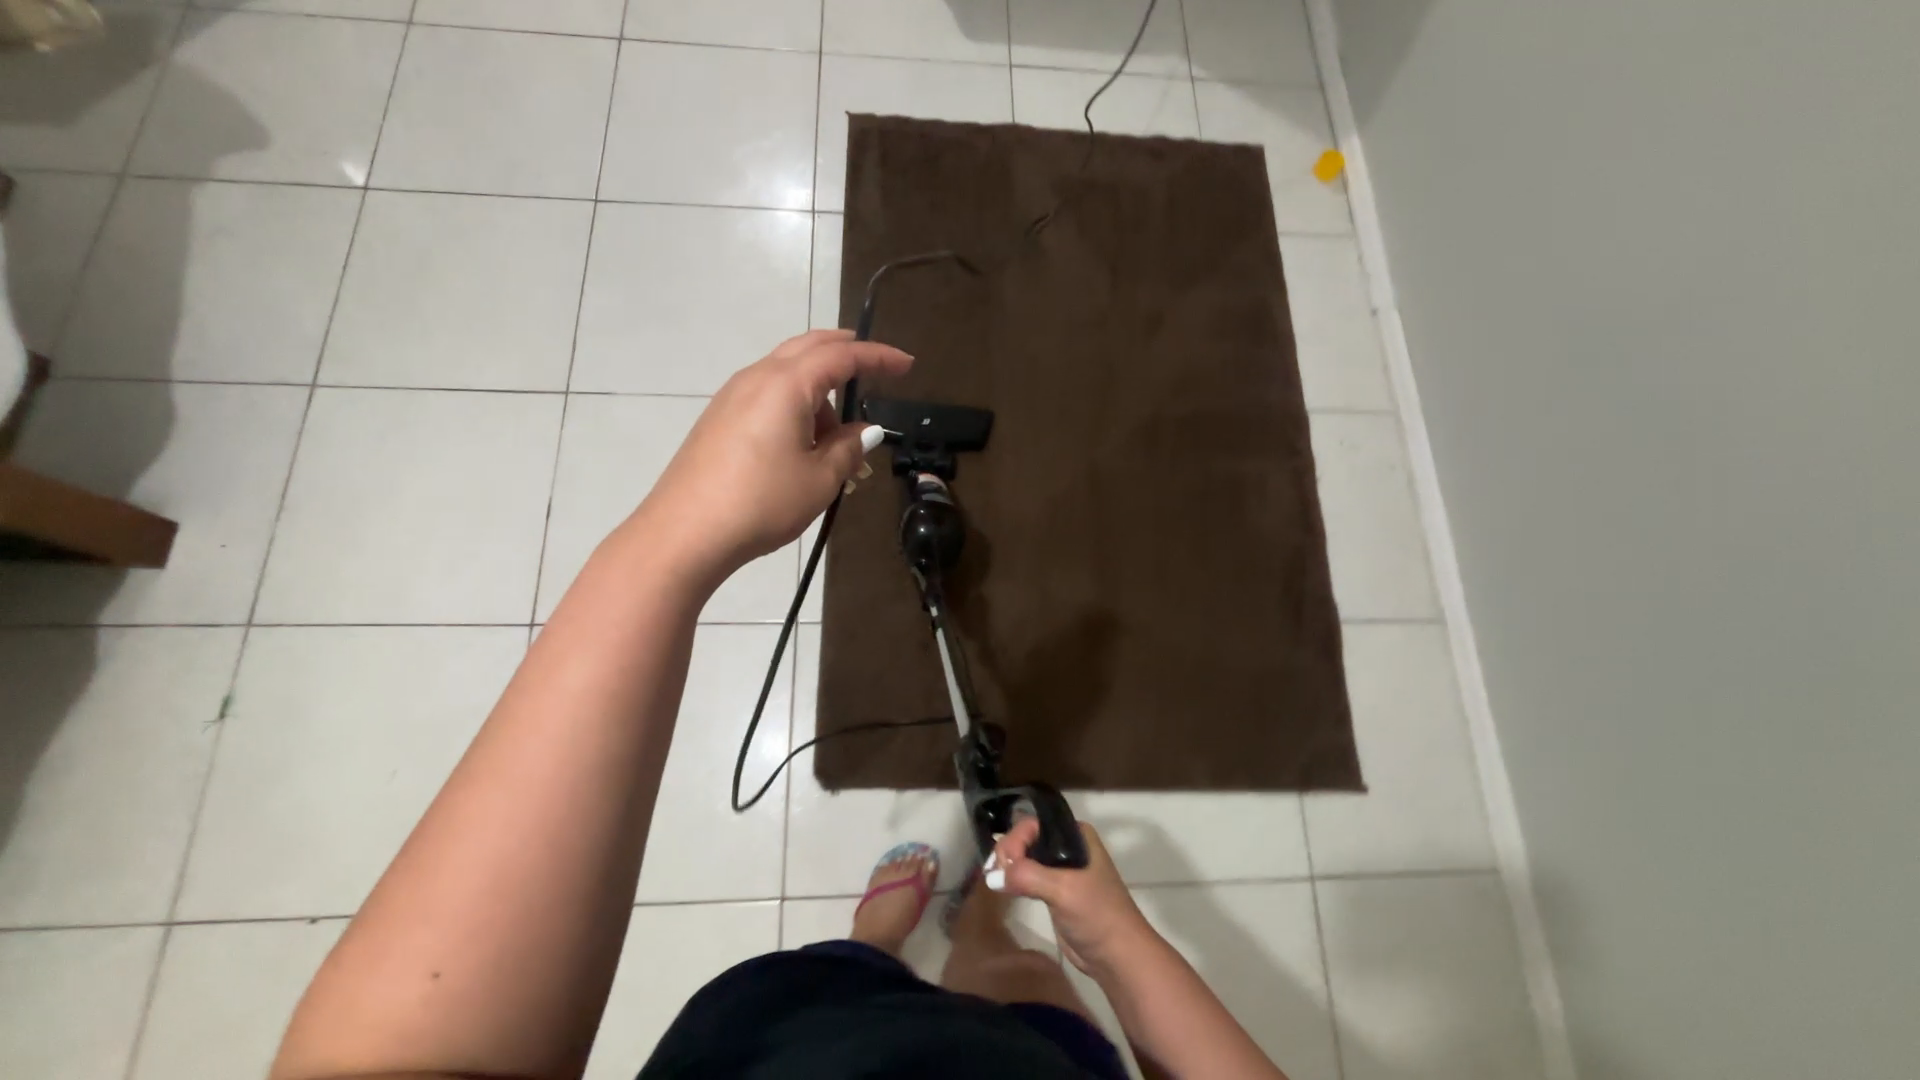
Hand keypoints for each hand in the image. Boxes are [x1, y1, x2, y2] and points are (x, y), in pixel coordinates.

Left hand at [635, 329, 911, 583]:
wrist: (685, 533)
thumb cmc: (761, 503)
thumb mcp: (819, 479)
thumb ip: (848, 448)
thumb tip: (863, 430)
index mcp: (786, 384)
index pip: (842, 356)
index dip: (877, 357)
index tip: (906, 364)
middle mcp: (757, 378)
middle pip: (809, 348)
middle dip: (845, 353)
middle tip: (876, 367)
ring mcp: (732, 396)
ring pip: (786, 374)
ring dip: (819, 391)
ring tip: (838, 440)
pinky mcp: (719, 419)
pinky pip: (767, 395)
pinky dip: (794, 406)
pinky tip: (803, 445)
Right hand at [993, 818, 1155, 975]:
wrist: (1117, 956)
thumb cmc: (1097, 915)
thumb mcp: (1063, 890)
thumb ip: (1028, 876)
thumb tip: (991, 876)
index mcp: (1076, 835)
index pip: (1034, 825)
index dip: (1015, 841)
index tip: (1004, 865)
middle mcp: (1068, 846)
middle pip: (1026, 839)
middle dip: (1007, 853)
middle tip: (993, 875)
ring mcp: (1061, 870)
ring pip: (1025, 858)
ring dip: (1007, 867)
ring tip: (993, 881)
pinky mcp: (1054, 891)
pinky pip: (1028, 877)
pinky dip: (1013, 880)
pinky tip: (1001, 888)